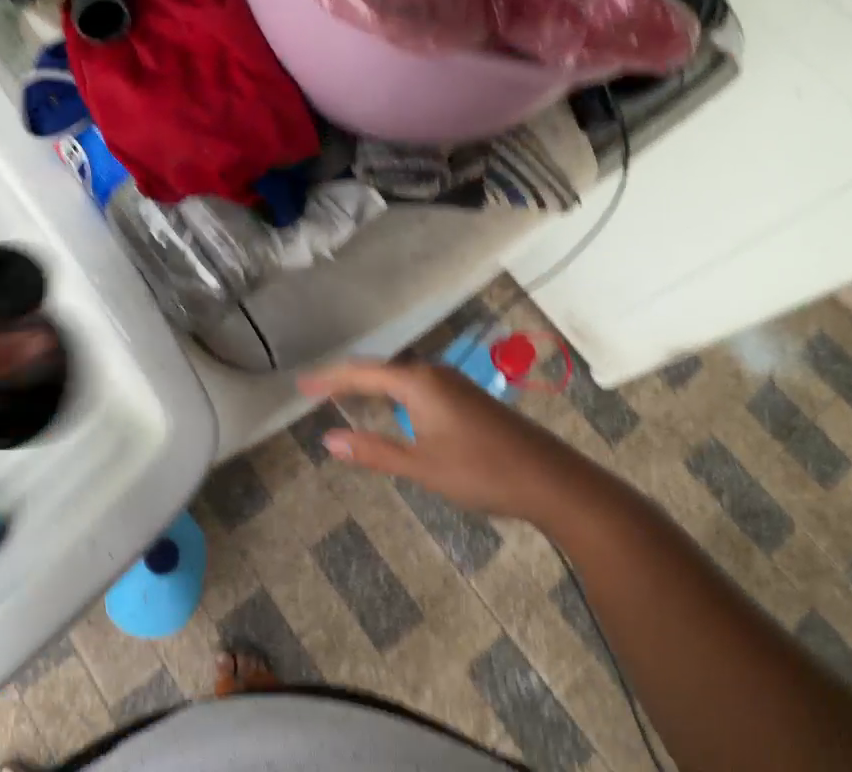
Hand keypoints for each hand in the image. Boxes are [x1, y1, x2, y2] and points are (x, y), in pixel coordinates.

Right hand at [298, 360, 570, 520]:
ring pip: (402, 378)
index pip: (361, 374)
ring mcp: (456, 385)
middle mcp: (435, 375)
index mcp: (419, 384)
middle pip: (381, 370)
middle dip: (346, 379)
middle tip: (315, 390)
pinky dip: (394, 394)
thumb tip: (328, 440)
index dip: (328, 380)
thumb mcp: (421, 466)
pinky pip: (418, 387)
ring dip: (372, 385)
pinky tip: (394, 411)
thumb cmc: (483, 472)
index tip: (300, 385)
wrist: (551, 480)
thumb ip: (374, 451)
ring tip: (344, 396)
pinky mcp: (469, 400)